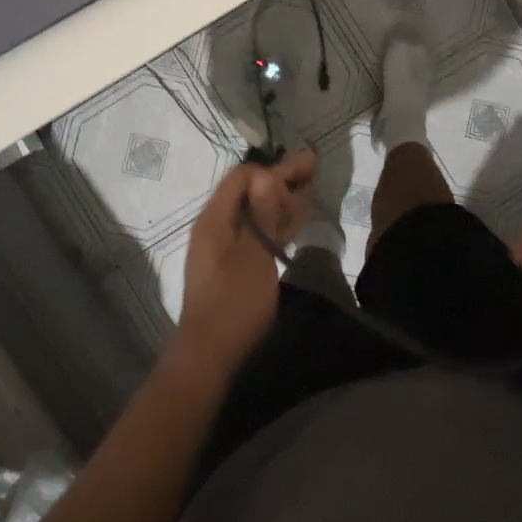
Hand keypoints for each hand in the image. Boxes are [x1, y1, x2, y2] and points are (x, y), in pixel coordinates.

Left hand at [172, 150, 315, 374]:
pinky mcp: (232, 265)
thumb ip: (262, 214)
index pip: (243, 176)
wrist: (209, 355)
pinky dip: (275, 223)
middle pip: (249, 191)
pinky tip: (295, 219)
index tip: (304, 170)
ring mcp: (223, 246)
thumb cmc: (234, 303)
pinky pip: (255, 233)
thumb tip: (267, 173)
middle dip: (281, 179)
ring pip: (254, 212)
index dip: (274, 170)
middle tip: (313, 167)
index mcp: (215, 218)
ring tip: (310, 187)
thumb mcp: (254, 255)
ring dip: (280, 199)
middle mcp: (216, 226)